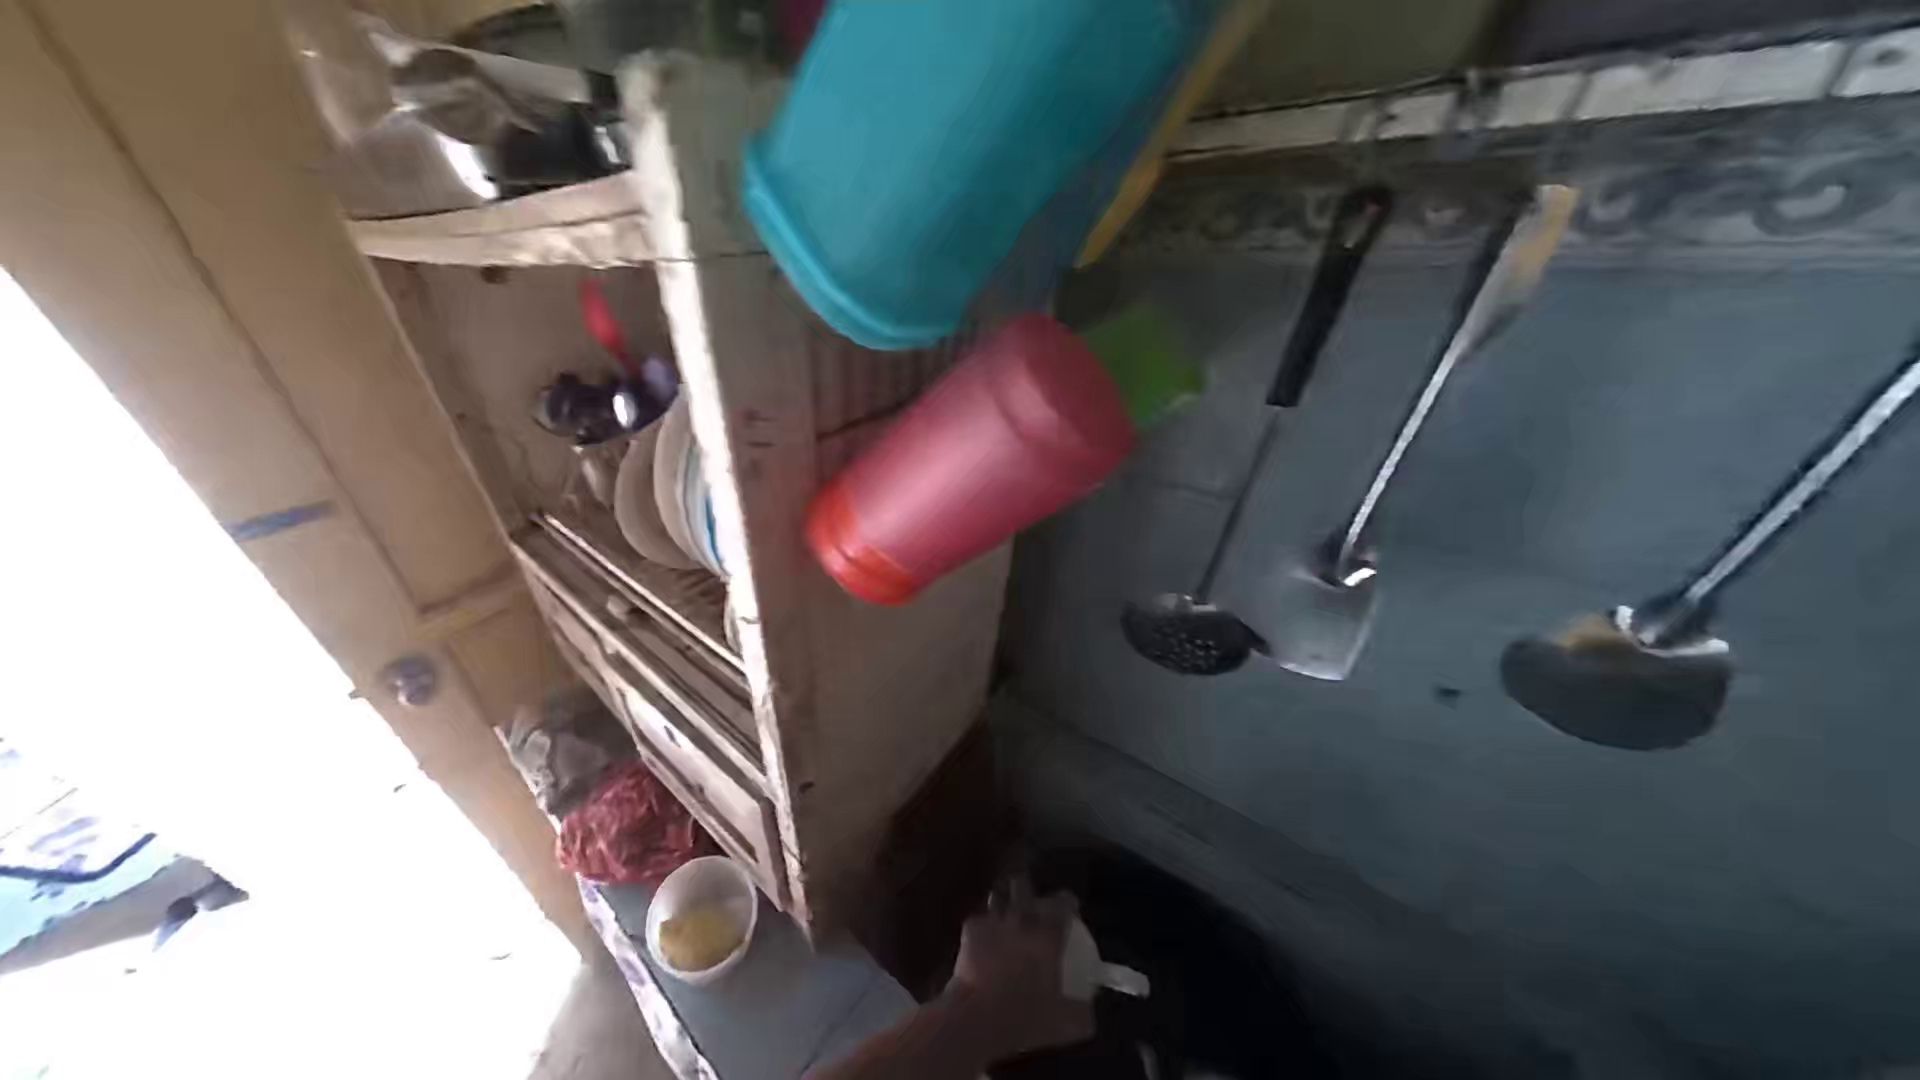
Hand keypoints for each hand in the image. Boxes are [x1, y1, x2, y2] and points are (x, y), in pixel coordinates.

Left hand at [945, 879, 1094, 1061]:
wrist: (978, 1018)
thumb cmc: (1025, 1018)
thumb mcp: (1065, 1023)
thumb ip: (1081, 1012)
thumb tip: (1087, 1010)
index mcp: (1047, 935)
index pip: (1062, 902)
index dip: (1067, 903)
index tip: (1069, 910)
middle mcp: (1021, 918)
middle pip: (1023, 884)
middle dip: (1027, 890)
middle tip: (1032, 906)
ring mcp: (993, 920)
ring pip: (998, 896)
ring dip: (1003, 904)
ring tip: (1006, 918)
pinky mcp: (971, 928)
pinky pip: (978, 920)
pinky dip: (982, 928)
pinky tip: (983, 942)